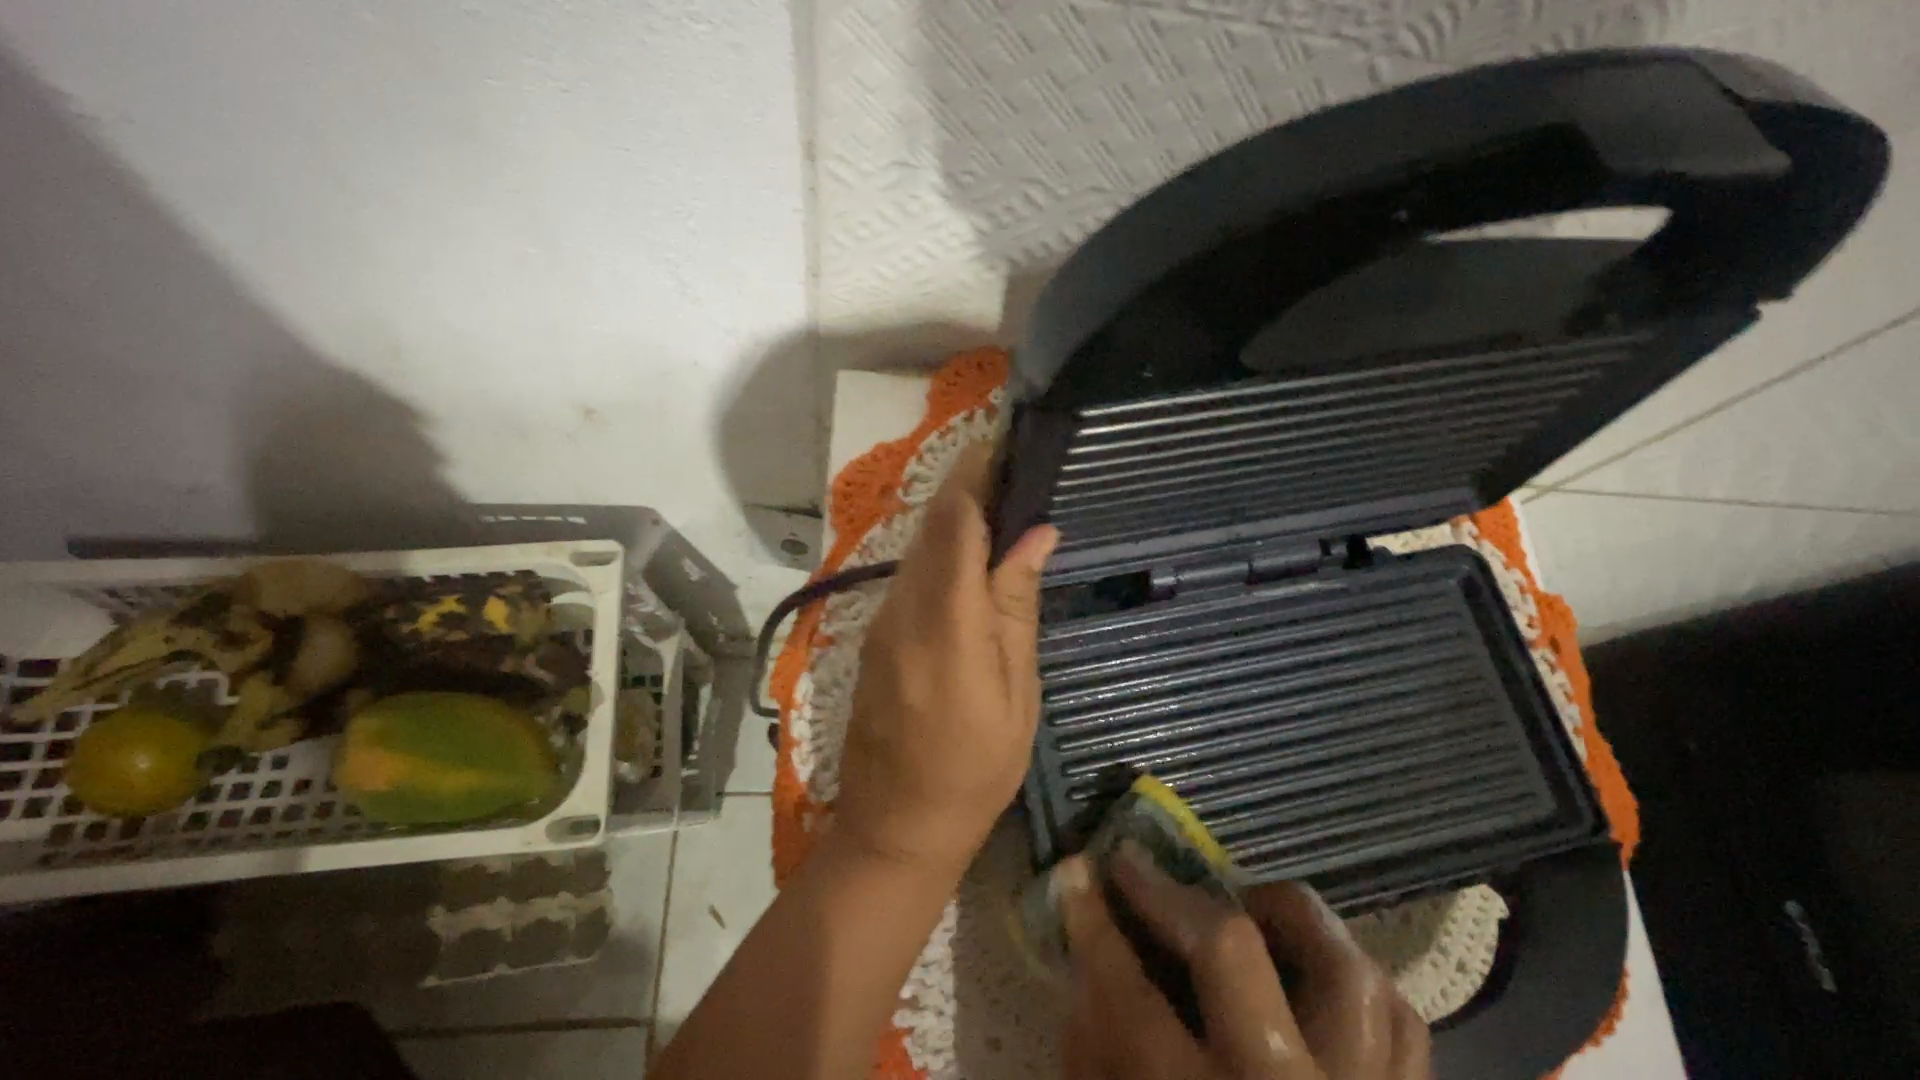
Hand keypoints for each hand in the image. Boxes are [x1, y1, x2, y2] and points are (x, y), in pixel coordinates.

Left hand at [835, 443, 1060, 872]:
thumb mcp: (1016, 696)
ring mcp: (880, 623)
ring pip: (917, 549)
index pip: (956, 523)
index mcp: (946, 624)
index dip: (976, 473)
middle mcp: (902, 610)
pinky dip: (940, 553)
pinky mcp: (873, 638)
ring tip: (1001, 499)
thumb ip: (1017, 609)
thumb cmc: (974, 772)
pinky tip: (971, 557)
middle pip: (931, 526)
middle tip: (1012, 462)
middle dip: (966, 485)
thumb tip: (1036, 535)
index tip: (1004, 439)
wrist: (895, 826)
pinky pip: (908, 578)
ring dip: (953, 518)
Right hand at [1058, 842, 1430, 1079]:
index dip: (1094, 924)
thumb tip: (1091, 958)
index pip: (1129, 995)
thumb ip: (1096, 1056)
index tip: (1075, 874)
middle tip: (1134, 869)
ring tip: (1238, 910)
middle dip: (1170, 895)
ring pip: (1342, 967)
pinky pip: (1398, 1014)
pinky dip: (1352, 974)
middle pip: (1232, 955)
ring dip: (1281, 919)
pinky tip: (1311, 969)